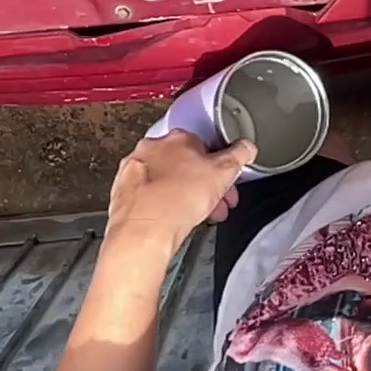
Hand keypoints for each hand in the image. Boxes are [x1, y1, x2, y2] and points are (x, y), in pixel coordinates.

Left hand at [107, 130, 257, 251]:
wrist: (142, 232)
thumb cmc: (175, 201)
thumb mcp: (223, 174)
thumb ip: (239, 156)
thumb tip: (246, 147)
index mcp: (178, 138)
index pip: (207, 145)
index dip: (221, 167)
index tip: (224, 182)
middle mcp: (152, 148)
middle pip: (186, 164)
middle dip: (203, 184)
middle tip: (213, 202)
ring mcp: (135, 169)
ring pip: (167, 179)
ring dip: (183, 194)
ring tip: (194, 215)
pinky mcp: (123, 192)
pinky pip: (149, 195)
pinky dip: (161, 204)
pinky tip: (170, 217)